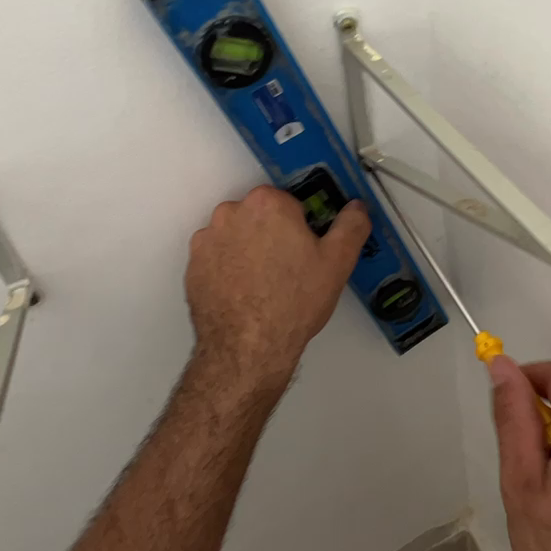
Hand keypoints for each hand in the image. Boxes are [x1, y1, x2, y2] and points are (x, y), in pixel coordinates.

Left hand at [184, 185, 371, 392]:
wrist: (248, 348)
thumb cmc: (291, 304)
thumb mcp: (337, 263)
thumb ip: (351, 226)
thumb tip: (356, 208)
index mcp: (268, 204)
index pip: (289, 202)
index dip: (300, 227)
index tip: (304, 249)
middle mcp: (232, 213)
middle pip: (260, 215)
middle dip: (273, 235)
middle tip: (288, 269)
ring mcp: (208, 239)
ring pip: (237, 235)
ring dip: (249, 250)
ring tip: (265, 285)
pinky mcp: (194, 265)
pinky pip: (216, 257)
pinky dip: (228, 268)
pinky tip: (245, 292)